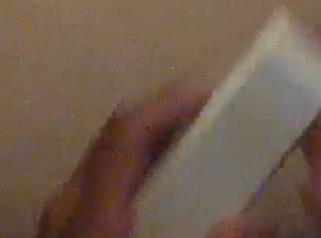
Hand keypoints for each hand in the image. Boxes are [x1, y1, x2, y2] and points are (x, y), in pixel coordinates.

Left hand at [39, 84, 272, 237]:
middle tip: (218, 116)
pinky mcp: (67, 234)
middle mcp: (68, 207)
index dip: (171, 103)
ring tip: (203, 145)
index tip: (218, 96)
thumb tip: (259, 219)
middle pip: (118, 135)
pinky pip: (107, 182)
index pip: (127, 132)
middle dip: (169, 115)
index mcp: (88, 216)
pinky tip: (173, 191)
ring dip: (156, 141)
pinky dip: (143, 171)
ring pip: (111, 155)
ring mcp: (62, 220)